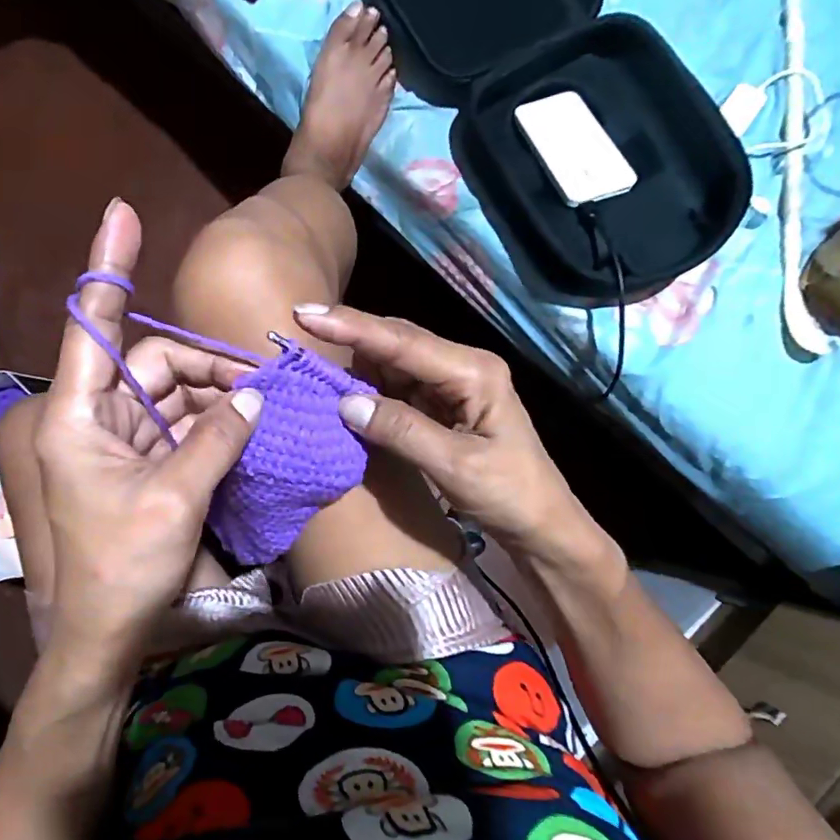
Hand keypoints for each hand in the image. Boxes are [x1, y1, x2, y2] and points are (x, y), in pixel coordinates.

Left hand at [34, 200, 261, 651]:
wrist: (107, 632)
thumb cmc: (123, 568)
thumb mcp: (175, 499)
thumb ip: (218, 438)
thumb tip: (256, 394)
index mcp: (78, 416)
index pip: (91, 325)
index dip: (107, 267)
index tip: (122, 212)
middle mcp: (94, 415)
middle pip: (153, 362)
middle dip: (206, 366)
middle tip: (262, 384)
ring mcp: (118, 437)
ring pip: (172, 392)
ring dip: (216, 396)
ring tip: (262, 408)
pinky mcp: (140, 458)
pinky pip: (180, 422)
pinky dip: (212, 421)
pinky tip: (246, 425)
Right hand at [293, 304, 609, 564]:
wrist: (539, 524)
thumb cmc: (508, 494)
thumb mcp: (455, 466)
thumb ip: (401, 430)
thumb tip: (345, 402)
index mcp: (473, 372)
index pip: (403, 342)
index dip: (353, 326)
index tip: (307, 315)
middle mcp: (462, 366)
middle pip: (396, 341)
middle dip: (350, 334)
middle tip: (300, 328)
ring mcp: (451, 383)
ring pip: (393, 361)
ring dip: (356, 362)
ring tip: (313, 360)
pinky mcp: (441, 402)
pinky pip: (396, 385)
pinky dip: (368, 386)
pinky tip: (343, 389)